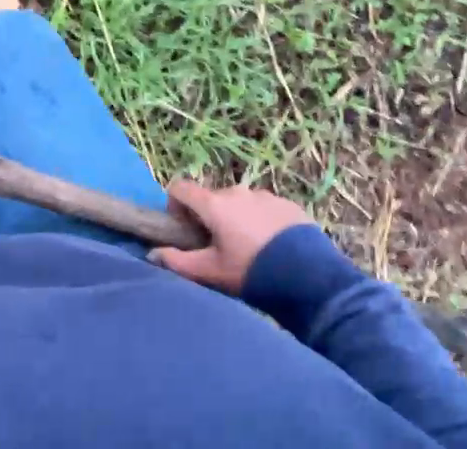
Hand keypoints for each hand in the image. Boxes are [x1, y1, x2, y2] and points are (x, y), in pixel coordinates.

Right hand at [150, 179, 314, 292]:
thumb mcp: (213, 273)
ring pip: (239, 203)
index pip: (179, 187)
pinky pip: (264, 208)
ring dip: (236, 219)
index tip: (185, 230)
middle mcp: (237, 191)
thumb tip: (152, 254)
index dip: (175, 206)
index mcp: (214, 204)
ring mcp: (265, 196)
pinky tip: (273, 248)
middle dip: (209, 218)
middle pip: (211, 198)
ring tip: (250, 250)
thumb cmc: (254, 272)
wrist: (314, 280)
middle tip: (220, 248)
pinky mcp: (288, 205)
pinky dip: (260, 222)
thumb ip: (179, 262)